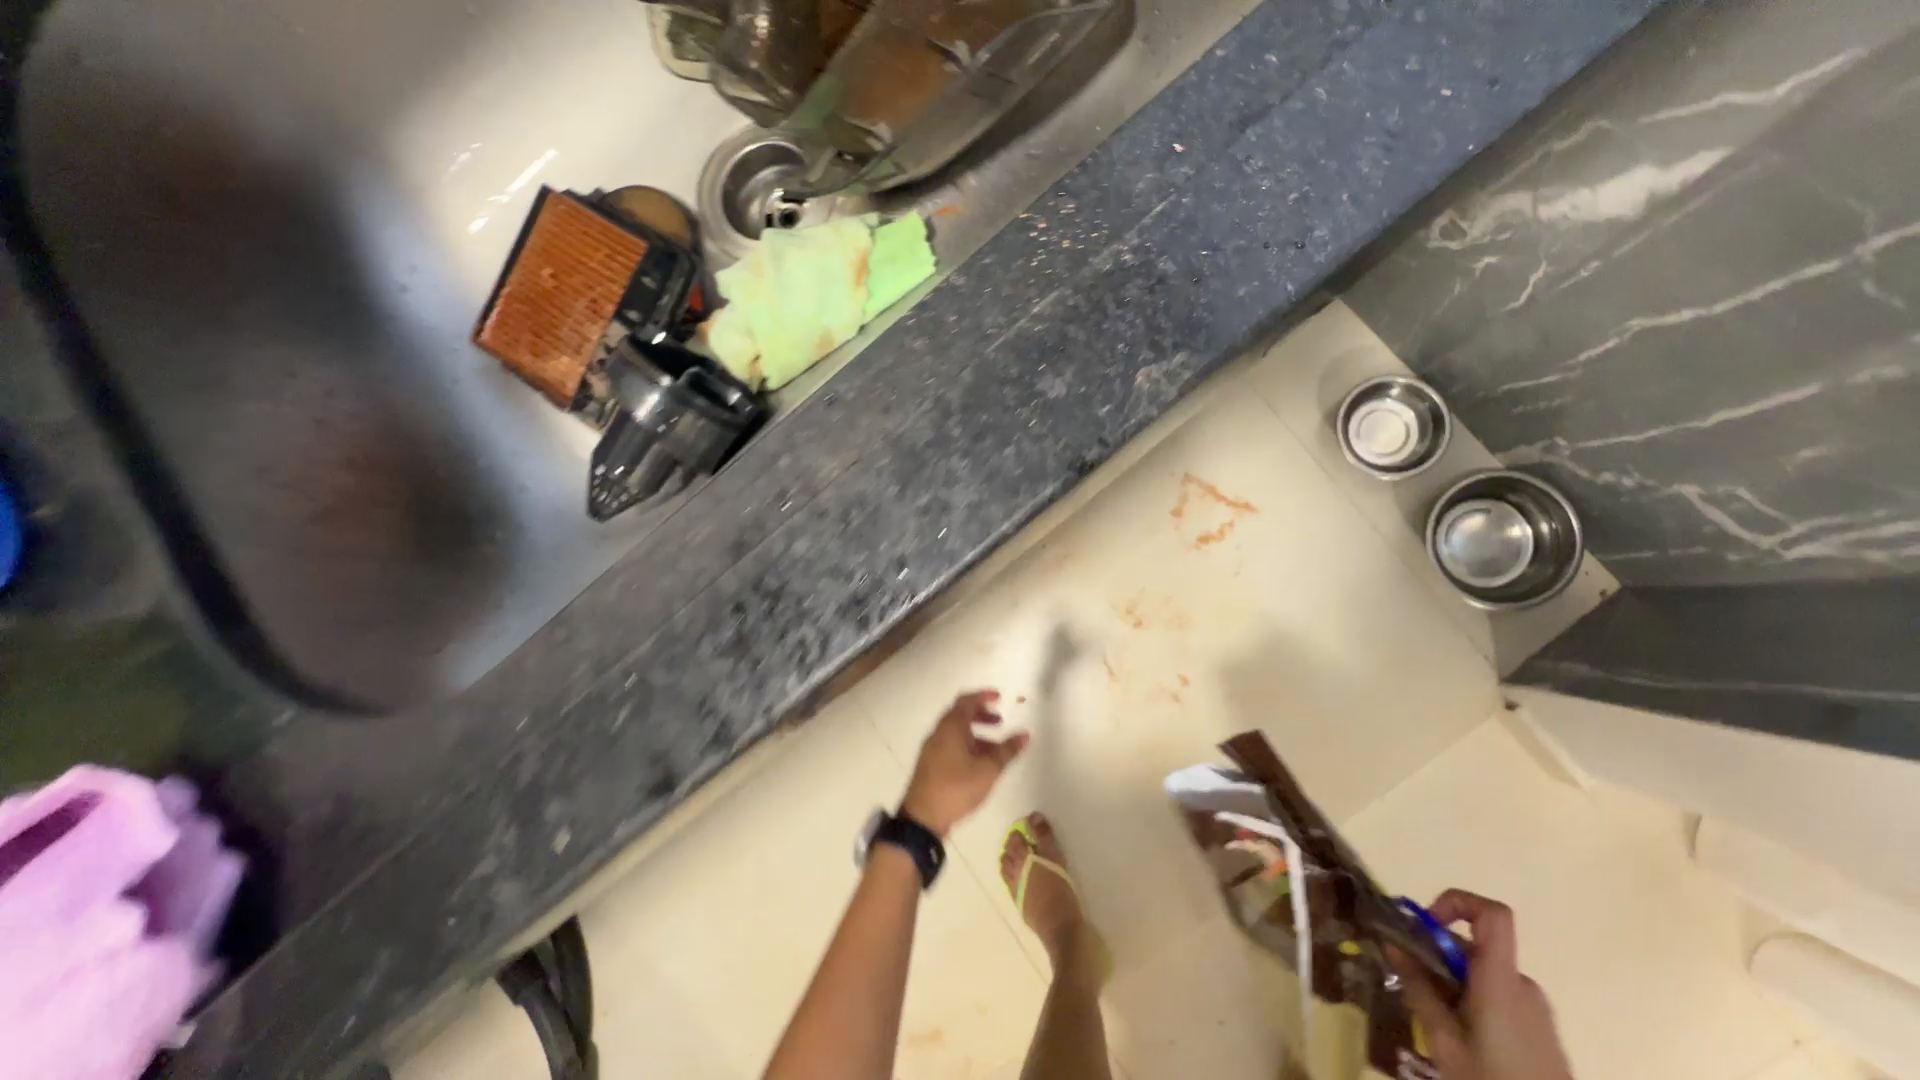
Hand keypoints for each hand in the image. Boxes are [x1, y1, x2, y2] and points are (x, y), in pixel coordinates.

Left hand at [899, 690, 1027, 836]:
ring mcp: (932, 748)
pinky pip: (950, 745)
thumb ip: (1007, 751)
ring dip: (976, 733)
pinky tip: (979, 764)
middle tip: (1000, 722)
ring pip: (956, 732)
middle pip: (960, 714)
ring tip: (995, 748)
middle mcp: (939, 732)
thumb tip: (1024, 735)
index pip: (967, 701)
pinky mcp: (930, 763)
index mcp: (951, 727)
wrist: (923, 816)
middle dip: (981, 715)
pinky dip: (966, 745)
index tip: (999, 698)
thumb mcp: (988, 770)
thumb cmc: (957, 787)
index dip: (984, 696)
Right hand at [1389, 889, 1574, 1079]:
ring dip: (1449, 982)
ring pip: (1481, 973)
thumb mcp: (1443, 1042)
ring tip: (1431, 1024)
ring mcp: (1534, 1006)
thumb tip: (1392, 942)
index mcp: (1500, 981)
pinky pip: (1496, 994)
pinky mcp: (1538, 1026)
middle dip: (1435, 955)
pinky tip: (1458, 1040)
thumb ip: (1418, 988)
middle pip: (1474, 945)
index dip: (1457, 903)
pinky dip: (1468, 1000)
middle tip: (1407, 986)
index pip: (1492, 914)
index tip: (1423, 928)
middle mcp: (1522, 983)